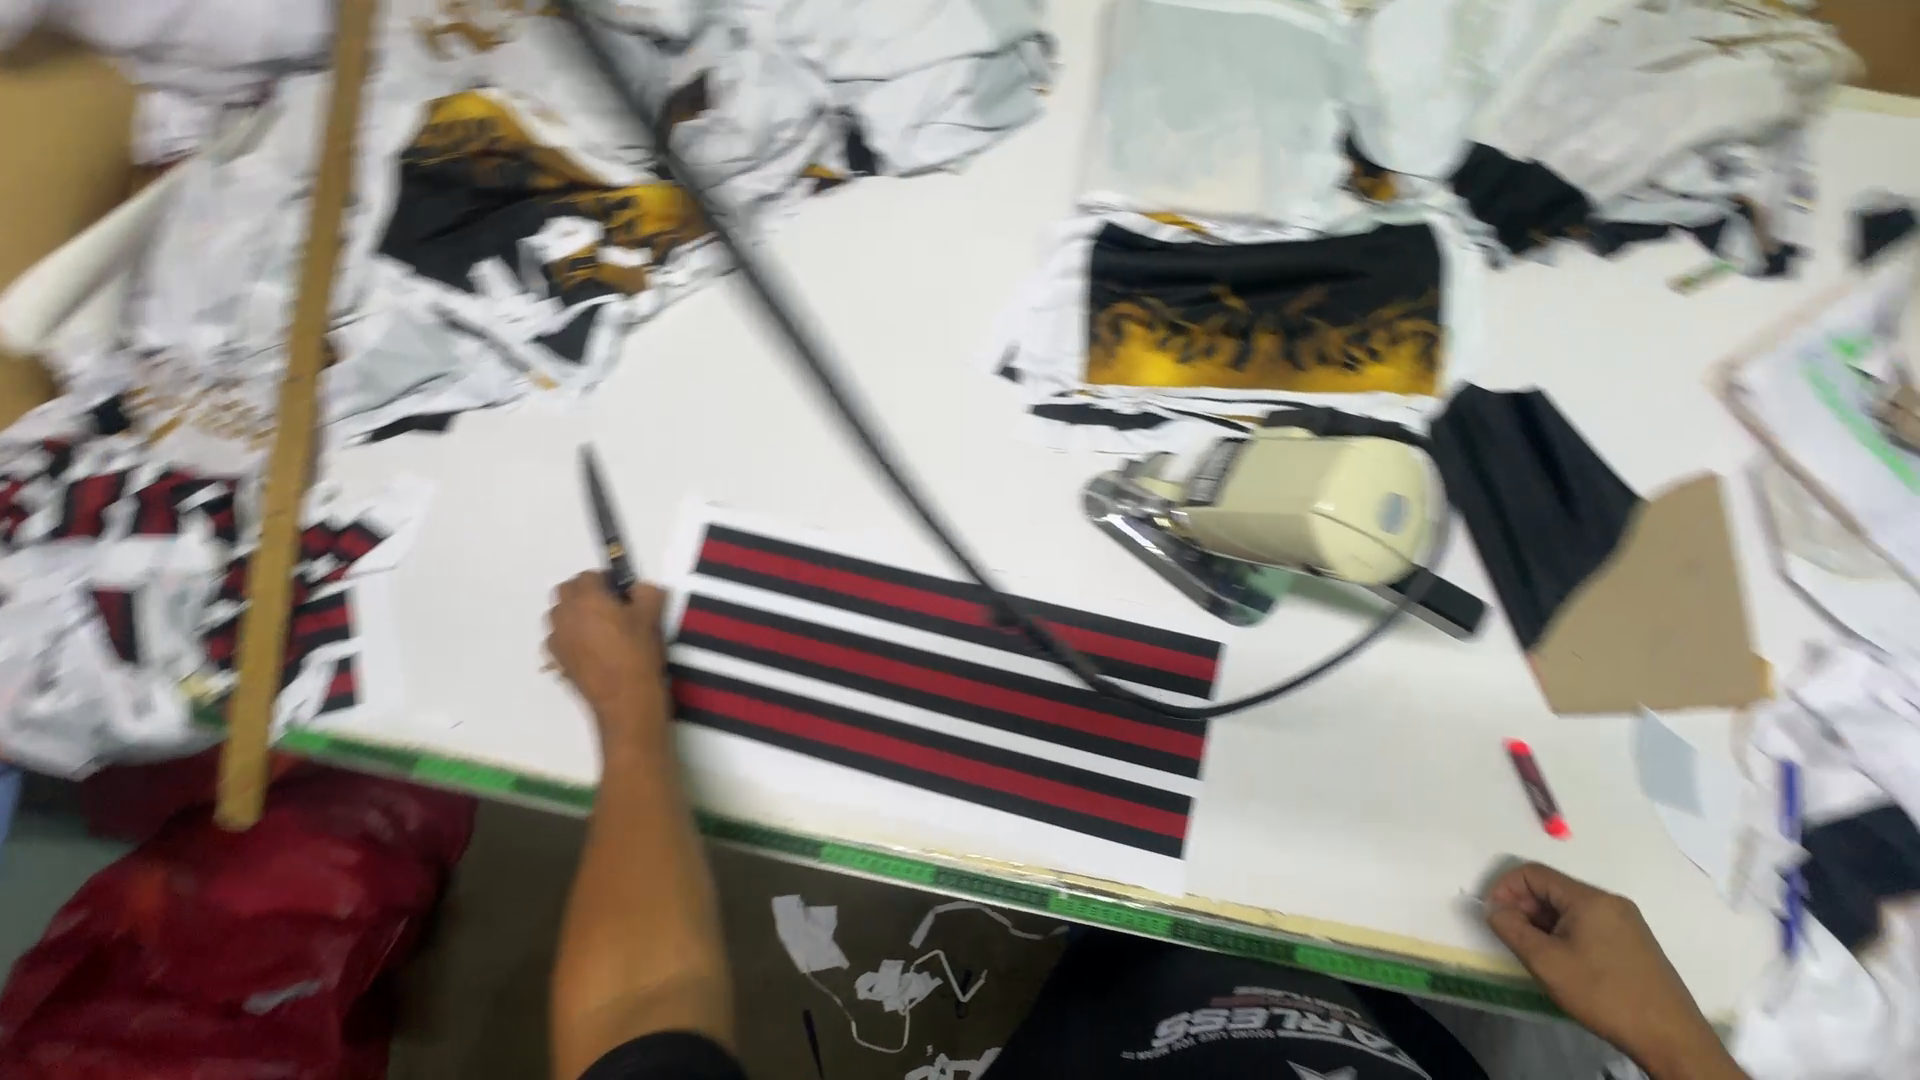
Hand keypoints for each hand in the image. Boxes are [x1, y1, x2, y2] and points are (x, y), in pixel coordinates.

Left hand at [545, 572, 669, 739]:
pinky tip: (590, 649)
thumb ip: (646, 592)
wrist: (625, 698)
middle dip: (584, 593)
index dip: (606, 580)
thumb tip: (639, 589)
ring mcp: (556, 639)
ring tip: (598, 628)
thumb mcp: (652, 616)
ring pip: (558, 614)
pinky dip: (569, 637)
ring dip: (574, 614)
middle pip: (565, 591)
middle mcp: (564, 614)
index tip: (622, 593)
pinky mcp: (556, 660)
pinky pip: (558, 638)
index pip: (588, 575)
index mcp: (586, 598)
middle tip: (609, 606)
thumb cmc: (638, 652)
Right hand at [1485, 863, 1740, 1079]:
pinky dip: (1566, 933)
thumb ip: (1510, 927)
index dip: (1505, 888)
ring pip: (1570, 909)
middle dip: (1524, 906)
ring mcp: (1628, 923)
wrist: (1673, 1041)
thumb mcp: (1545, 961)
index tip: (1494, 915)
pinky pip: (1590, 924)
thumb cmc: (1603, 994)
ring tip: (1538, 953)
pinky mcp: (1636, 943)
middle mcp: (1611, 902)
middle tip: (1513, 936)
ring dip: (1544, 922)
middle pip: (1553, 889)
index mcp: (1590, 899)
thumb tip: (1495, 908)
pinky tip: (1566, 961)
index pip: (1533, 873)